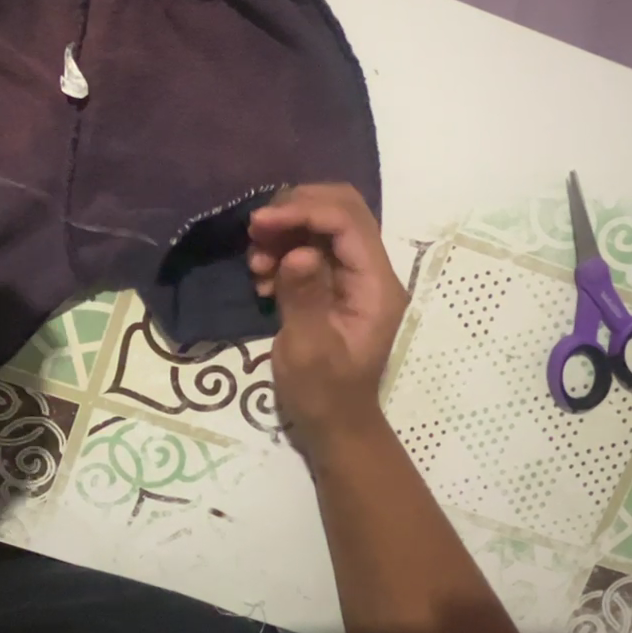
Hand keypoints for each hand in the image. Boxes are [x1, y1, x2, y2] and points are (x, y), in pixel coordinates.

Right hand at [248, 184, 406, 453]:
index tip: (259, 224)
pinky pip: (309, 245)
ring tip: (256, 264)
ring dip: (284, 231)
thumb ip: (305, 299)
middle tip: (256, 233)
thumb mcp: (309, 351)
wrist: (332, 423)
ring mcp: (353, 275)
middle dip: (294, 211)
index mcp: (375, 285)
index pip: (346, 222)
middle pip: (340, 210)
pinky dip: (282, 248)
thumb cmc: (323, 393)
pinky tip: (262, 276)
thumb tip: (299, 253)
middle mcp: (370, 271)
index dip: (303, 212)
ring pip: (322, 223)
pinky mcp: (333, 282)